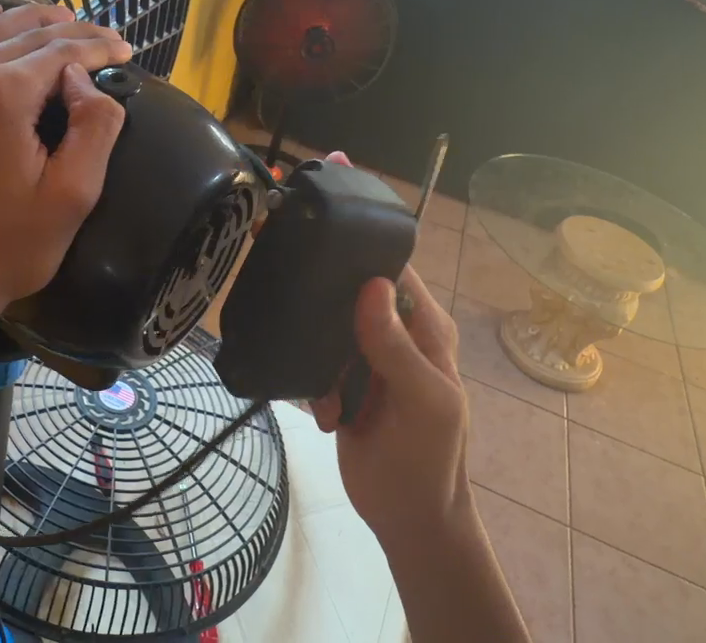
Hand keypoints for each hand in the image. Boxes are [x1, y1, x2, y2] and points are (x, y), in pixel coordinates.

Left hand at [0, 1, 130, 328]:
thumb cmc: (4, 250)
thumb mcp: (72, 196)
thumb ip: (95, 127)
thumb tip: (83, 80)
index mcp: (1, 94)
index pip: (62, 50)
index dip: (100, 47)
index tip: (127, 53)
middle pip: (23, 33)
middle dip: (70, 30)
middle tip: (103, 39)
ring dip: (23, 20)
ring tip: (57, 17)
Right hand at [311, 152, 469, 539]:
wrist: (409, 518)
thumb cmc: (431, 457)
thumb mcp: (424, 402)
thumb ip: (397, 347)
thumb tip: (372, 284)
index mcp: (423, 323)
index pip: (391, 260)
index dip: (361, 227)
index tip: (325, 187)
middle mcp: (391, 328)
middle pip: (350, 281)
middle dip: (319, 268)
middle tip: (274, 235)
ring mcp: (363, 353)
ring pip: (325, 316)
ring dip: (309, 332)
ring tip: (305, 352)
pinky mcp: (339, 378)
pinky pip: (313, 354)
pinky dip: (308, 373)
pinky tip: (318, 407)